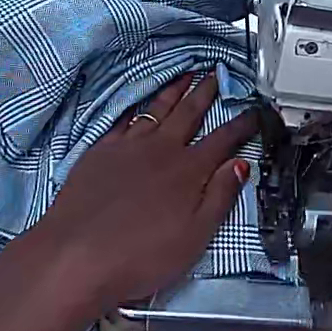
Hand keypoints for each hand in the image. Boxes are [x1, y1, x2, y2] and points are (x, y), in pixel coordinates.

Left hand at [11, 72, 257, 318]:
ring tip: (184, 76)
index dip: (240, 125)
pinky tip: (138, 106)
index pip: (222, 140)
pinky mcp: (101, 150)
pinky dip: (136, 110)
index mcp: (187, 171)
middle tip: (216, 75)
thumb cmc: (139, 255)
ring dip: (173, 91)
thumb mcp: (194, 236)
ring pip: (156, 109)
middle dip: (205, 93)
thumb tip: (240, 165)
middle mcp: (160, 149)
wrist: (77, 253)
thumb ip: (220, 197)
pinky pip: (123, 120)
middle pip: (188, 113)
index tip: (253, 111)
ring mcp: (128, 146)